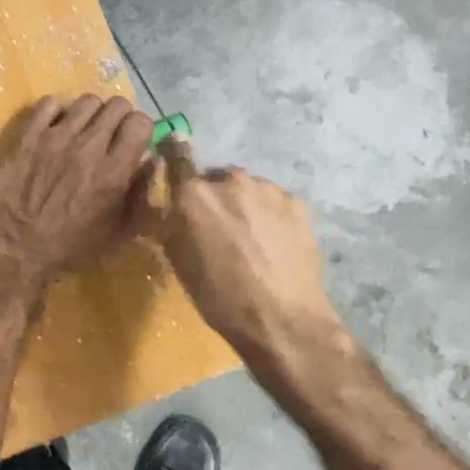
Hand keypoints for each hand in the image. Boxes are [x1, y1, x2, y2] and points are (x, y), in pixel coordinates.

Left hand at [0, 95, 156, 290]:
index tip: (134, 139)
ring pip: (86, 101)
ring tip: (83, 128)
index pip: (140, 123)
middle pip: (116, 105)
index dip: (141, 128)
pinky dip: (56, 111)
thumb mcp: (118, 233)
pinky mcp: (29, 135)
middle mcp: (88, 147)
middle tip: (111, 132)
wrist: (17, 246)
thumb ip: (141, 195)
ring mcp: (56, 137)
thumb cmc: (71, 246)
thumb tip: (152, 163)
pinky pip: (49, 103)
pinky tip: (55, 127)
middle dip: (120, 116)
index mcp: (114, 171)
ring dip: (91, 112)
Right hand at [157, 142, 343, 352]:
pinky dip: (273, 215)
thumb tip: (172, 204)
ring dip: (246, 204)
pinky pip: (276, 201)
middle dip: (216, 196)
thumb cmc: (220, 297)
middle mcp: (230, 181)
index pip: (178, 155)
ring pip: (249, 189)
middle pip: (217, 178)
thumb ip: (172, 223)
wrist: (283, 321)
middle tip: (221, 228)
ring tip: (254, 239)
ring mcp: (268, 190)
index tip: (174, 148)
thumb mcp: (179, 261)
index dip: (174, 151)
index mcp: (194, 195)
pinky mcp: (297, 203)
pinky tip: (277, 244)